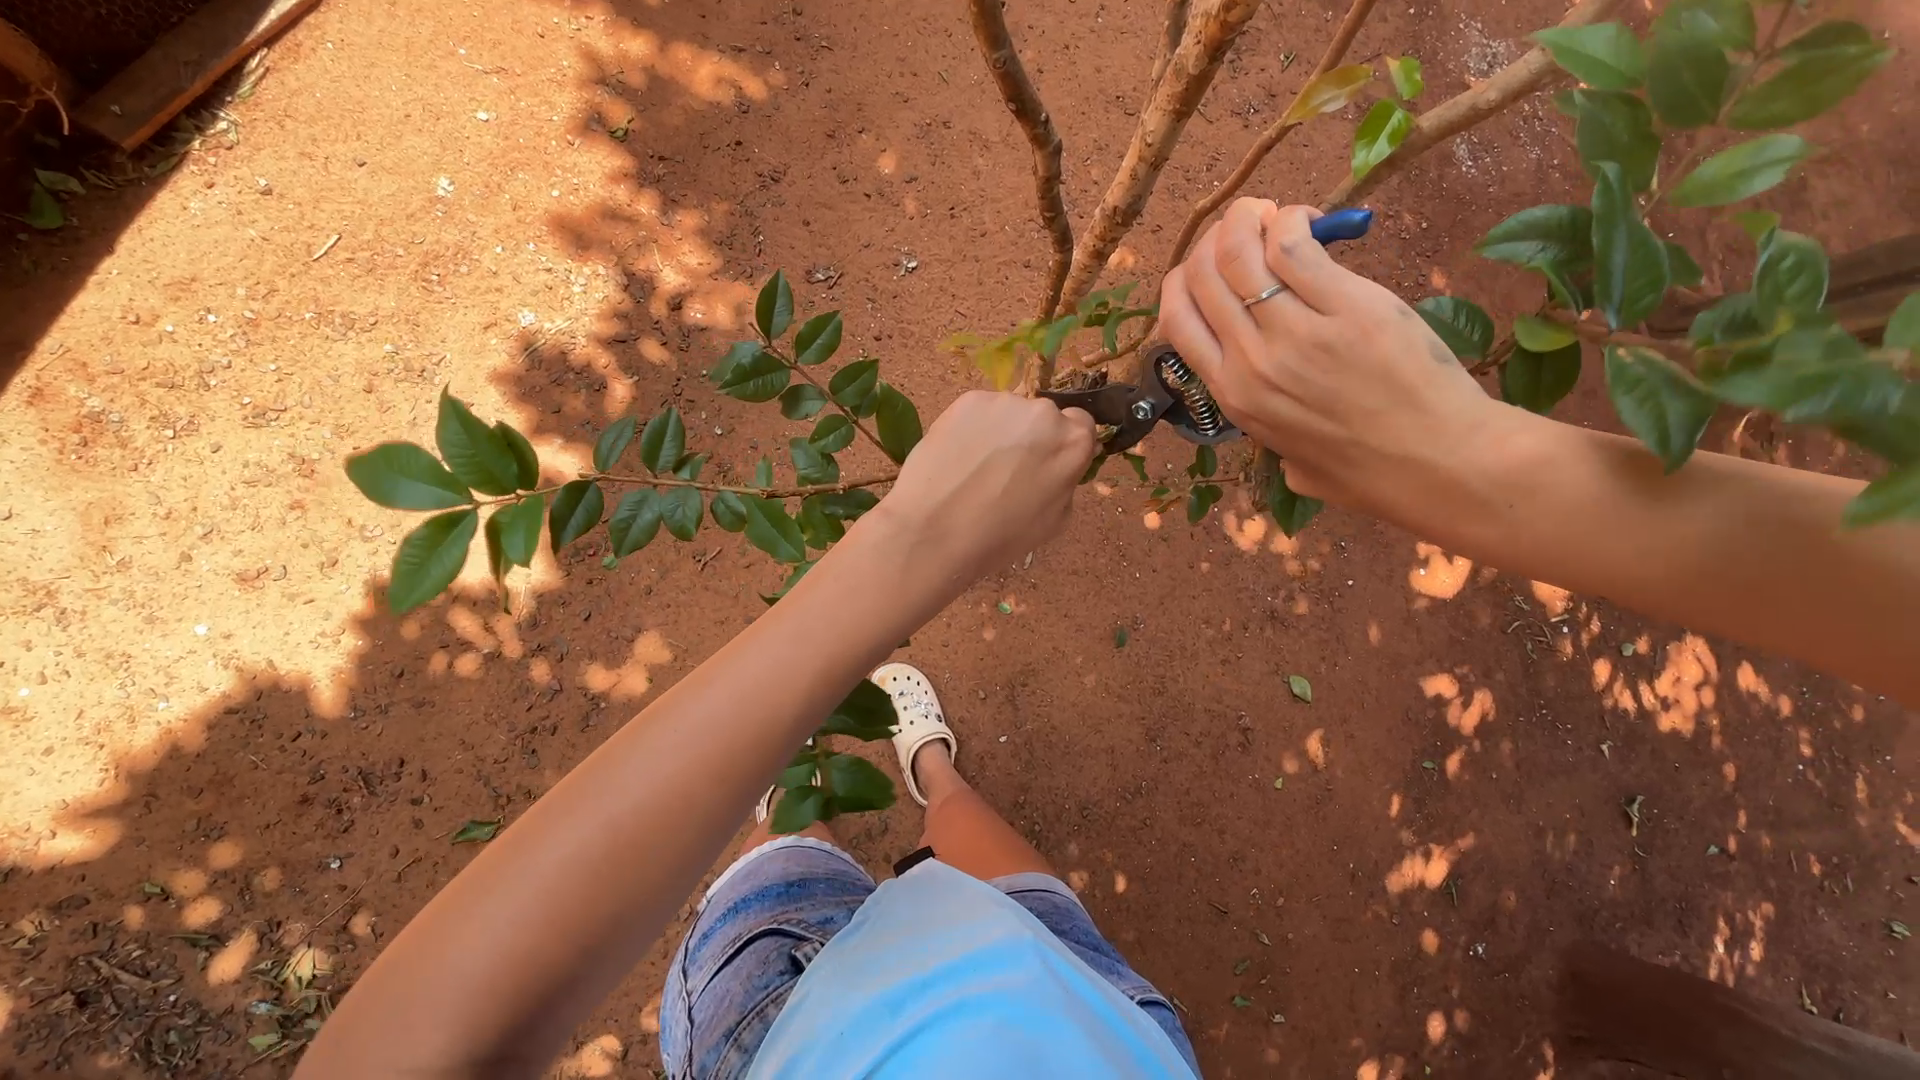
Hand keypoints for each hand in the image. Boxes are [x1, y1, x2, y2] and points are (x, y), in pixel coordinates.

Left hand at [868, 391, 1096, 582]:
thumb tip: (1060, 466)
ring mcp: (1003, 402)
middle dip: (1031, 437)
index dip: (1062, 446)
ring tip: (975, 467)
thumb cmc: (1000, 536)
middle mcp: (1044, 412)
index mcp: (1074, 442)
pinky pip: (978, 412)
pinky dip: (971, 428)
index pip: (1081, 425)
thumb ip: (1067, 482)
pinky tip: (957, 456)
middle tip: (1006, 470)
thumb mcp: (1055, 521)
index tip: (1045, 464)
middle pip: (1044, 417)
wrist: (934, 530)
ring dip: (1000, 431)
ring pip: (1009, 413)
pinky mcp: (967, 400)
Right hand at [1159, 198, 1504, 518]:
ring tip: (1276, 214)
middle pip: (1201, 275)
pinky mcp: (1346, 307)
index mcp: (1231, 396)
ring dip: (1249, 219)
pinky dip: (1293, 221)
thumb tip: (1270, 416)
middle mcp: (1250, 363)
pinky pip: (1294, 248)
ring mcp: (1295, 335)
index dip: (1184, 279)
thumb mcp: (1291, 462)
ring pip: (1239, 253)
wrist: (1437, 463)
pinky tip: (1312, 220)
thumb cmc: (1367, 472)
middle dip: (1217, 238)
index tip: (1213, 266)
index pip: (1175, 319)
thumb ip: (1267, 431)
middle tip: (1249, 228)